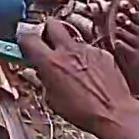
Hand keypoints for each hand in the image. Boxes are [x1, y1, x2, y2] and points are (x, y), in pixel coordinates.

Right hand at [20, 20, 138, 138]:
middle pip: (51, 24)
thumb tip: (38, 71)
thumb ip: (43, 79)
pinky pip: (89, 50)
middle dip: (46, 31)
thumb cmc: (83, 112)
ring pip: (72, 39)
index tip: (24, 44)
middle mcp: (68, 51)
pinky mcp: (102, 53)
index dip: (24, 40)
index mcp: (51, 62)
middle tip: (46, 43)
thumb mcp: (52, 100)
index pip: (28, 38)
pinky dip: (86, 58)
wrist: (114, 114)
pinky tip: (89, 74)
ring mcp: (87, 50)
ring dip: (68, 48)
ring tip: (71, 66)